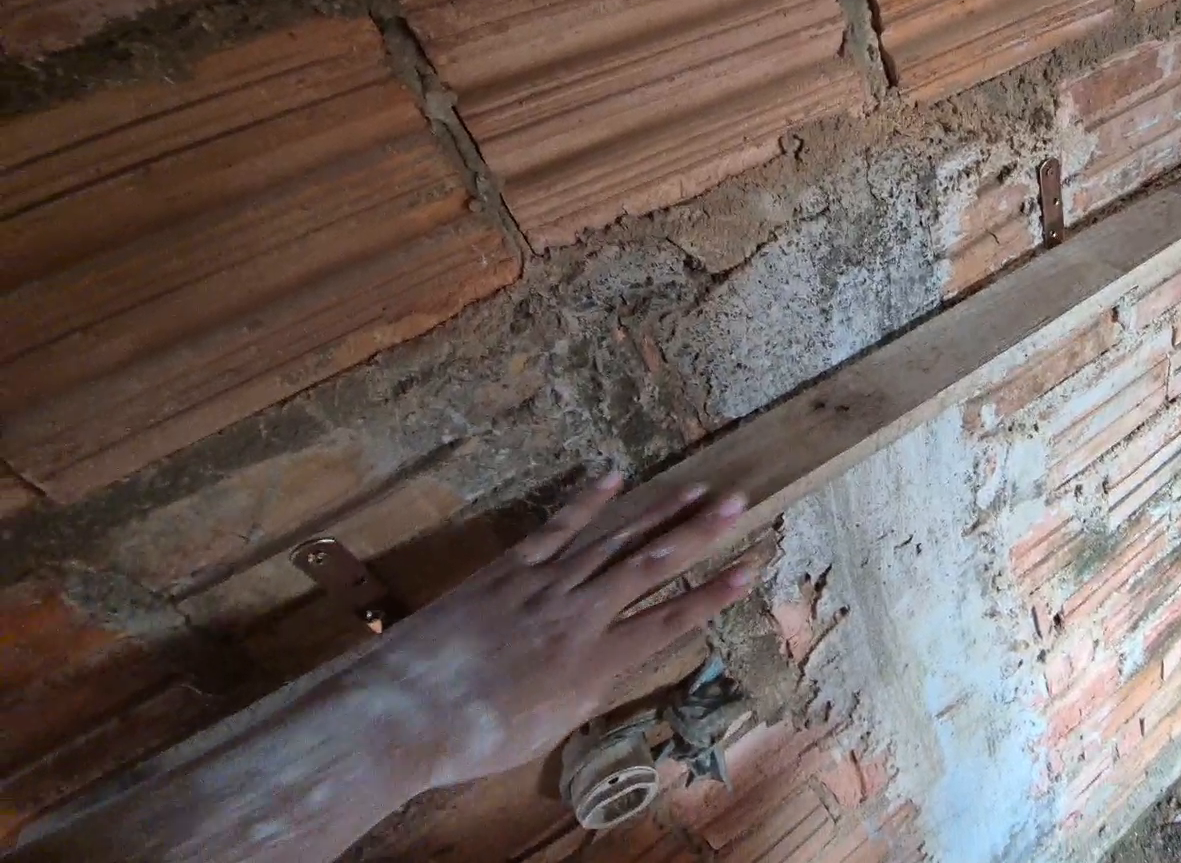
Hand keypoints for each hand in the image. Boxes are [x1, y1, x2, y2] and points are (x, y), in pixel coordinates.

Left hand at [348, 474, 758, 790]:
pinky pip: (557, 530)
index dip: (714, 594)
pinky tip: (616, 477)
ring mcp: (546, 585)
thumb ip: (594, 686)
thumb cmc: (478, 737)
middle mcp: (581, 615)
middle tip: (736, 501)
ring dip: (660, 513)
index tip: (751, 566)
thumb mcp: (552, 726)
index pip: (670, 621)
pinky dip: (588, 502)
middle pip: (652, 566)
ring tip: (696, 488)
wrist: (395, 719)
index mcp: (595, 662)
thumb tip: (624, 659)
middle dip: (700, 532)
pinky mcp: (511, 568)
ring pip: (614, 541)